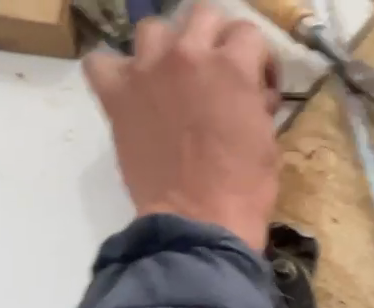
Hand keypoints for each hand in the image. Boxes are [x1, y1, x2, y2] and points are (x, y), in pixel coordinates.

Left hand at [85, 6, 281, 250]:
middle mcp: (186, 56)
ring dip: (170, 48)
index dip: (261, 59)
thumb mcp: (268, 144)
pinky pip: (104, 61)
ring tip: (178, 79)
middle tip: (223, 71)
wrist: (202, 221)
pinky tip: (135, 91)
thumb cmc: (246, 190)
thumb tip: (254, 95)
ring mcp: (145, 71)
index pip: (250, 34)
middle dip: (219, 39)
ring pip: (154, 30)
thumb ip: (258, 106)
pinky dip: (119, 71)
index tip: (262, 85)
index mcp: (232, 69)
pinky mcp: (116, 94)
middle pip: (202, 15)